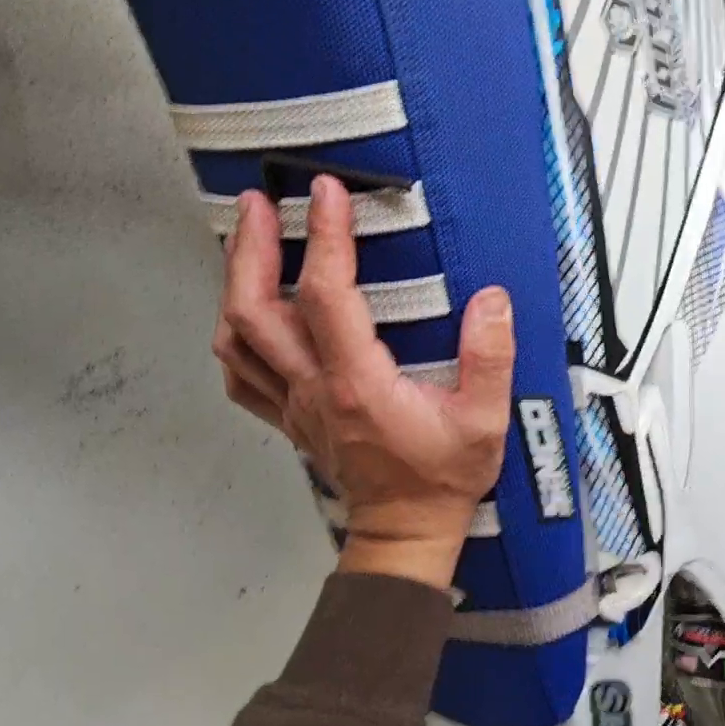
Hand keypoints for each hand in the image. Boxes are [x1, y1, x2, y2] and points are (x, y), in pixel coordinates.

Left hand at [212, 175, 515, 588]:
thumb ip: (491, 357)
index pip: (327, 294)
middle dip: (251, 246)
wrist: (408, 530)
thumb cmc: (444, 478)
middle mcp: (314, 389)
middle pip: (253, 309)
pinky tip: (243, 314)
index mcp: (358, 383)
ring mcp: (295, 405)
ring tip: (245, 240)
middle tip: (258, 202)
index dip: (324, 236)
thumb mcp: (486, 419)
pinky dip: (233, 335)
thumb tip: (491, 299)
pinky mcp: (291, 418)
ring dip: (233, 281)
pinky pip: (240, 372)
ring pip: (235, 337)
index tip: (327, 194)